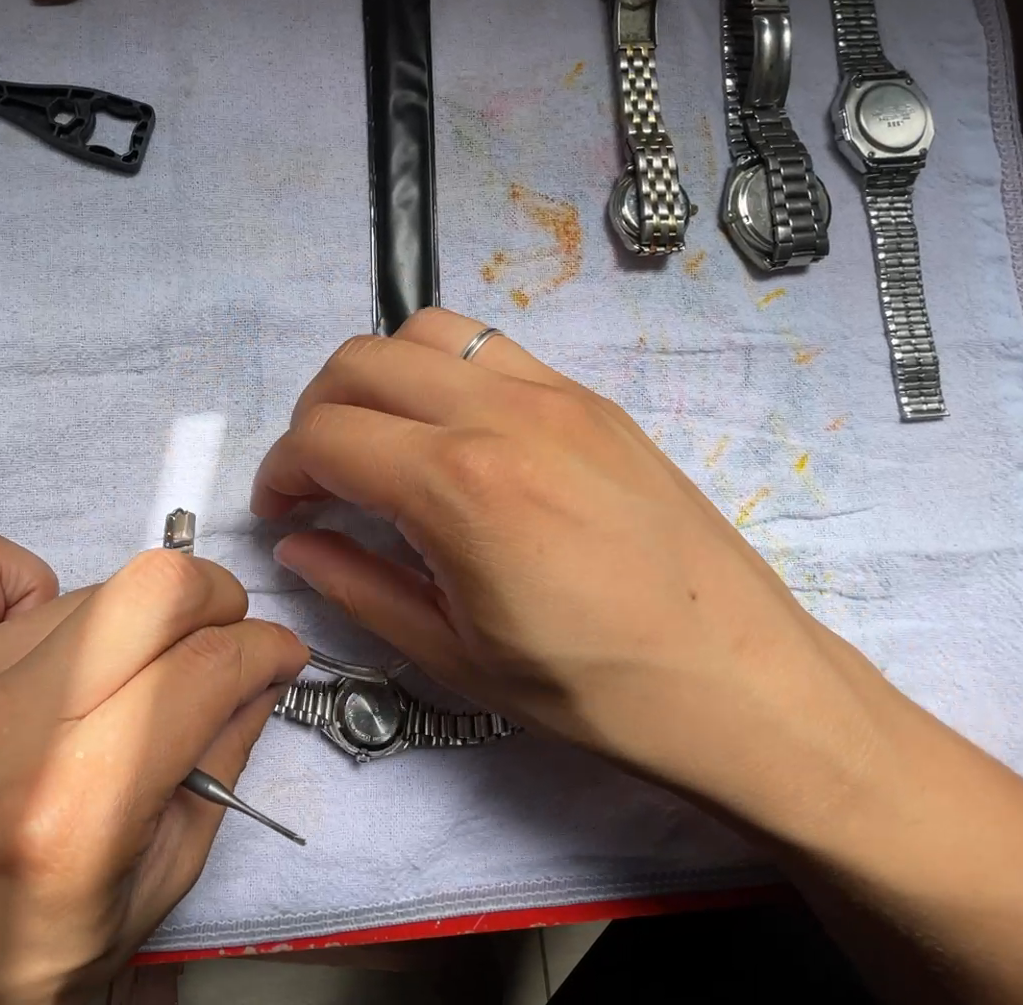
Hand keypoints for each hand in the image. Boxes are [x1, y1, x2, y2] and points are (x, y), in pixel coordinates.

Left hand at [0, 529, 306, 1004]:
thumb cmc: (44, 944)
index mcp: (78, 804)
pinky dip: (32, 581)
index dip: (264, 648)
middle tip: (223, 637)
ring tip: (125, 677)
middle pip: (149, 590)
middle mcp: (5, 730)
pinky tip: (43, 634)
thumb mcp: (168, 872)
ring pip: (90, 584)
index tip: (280, 654)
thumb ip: (225, 754)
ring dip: (135, 619)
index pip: (203, 667)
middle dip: (214, 599)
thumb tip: (263, 665)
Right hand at [253, 308, 892, 830]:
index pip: (325, 436)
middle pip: (360, 362)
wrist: (744, 685)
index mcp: (458, 486)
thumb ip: (357, 585)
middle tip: (316, 479)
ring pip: (424, 332)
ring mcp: (555, 394)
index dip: (280, 471)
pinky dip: (440, 373)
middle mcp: (501, 414)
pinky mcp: (592, 398)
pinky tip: (451, 437)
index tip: (278, 513)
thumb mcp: (451, 656)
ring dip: (376, 378)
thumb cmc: (591, 691)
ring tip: (379, 442)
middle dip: (313, 415)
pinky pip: (489, 348)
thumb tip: (294, 545)